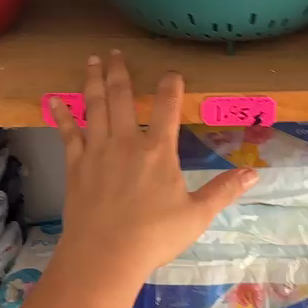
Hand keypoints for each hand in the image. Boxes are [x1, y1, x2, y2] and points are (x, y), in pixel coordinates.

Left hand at [50, 51, 256, 275]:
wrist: (104, 256)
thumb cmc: (154, 237)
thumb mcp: (197, 215)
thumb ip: (224, 190)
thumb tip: (254, 173)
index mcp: (159, 151)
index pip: (167, 107)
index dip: (170, 86)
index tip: (171, 72)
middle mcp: (126, 142)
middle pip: (122, 97)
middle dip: (120, 71)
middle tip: (115, 52)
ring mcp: (97, 151)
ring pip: (95, 106)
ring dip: (93, 81)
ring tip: (92, 60)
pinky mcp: (75, 165)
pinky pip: (67, 133)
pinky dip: (61, 115)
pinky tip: (54, 100)